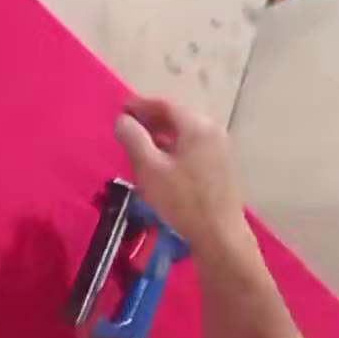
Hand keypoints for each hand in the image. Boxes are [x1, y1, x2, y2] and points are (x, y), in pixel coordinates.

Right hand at [114, 97, 250, 252]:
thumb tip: (122, 120)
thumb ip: (133, 139)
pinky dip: (171, 144)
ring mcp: (219, 149)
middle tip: (126, 124)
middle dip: (150, 117)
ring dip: (160, 132)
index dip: (140, 104)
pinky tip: (157, 158)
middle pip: (178, 116)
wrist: (217, 233)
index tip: (119, 108)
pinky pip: (191, 145)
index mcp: (198, 127)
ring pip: (184, 132)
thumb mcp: (149, 168)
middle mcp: (213, 132)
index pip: (166, 105)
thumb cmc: (181, 199)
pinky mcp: (219, 166)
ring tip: (137, 141)